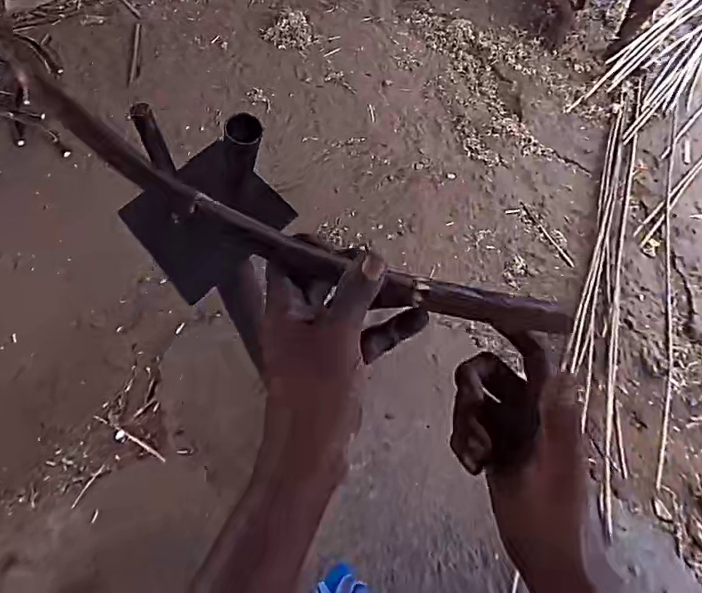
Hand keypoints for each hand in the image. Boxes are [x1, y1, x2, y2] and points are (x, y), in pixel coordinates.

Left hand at [257, 253, 428, 469]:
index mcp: (283, 306)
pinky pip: (362, 337)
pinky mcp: (337, 364)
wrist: (312, 455)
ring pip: (347, 309)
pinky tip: (418, 321)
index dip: (310, 248)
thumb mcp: (339, 334)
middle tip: (383, 263)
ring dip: (375, 299)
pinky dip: (385, 329)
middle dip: (353, 271)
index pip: (288, 262)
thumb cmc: (316, 388)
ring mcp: (317, 342)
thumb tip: (371, 256)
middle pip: (321, 282)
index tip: (342, 246)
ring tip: (410, 287)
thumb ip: (355, 293)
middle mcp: (297, 319)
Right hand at [450, 335, 596, 584]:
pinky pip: (465, 427)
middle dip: (471, 386)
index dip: (515, 331)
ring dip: (465, 420)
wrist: (546, 560)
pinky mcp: (492, 448)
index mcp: (550, 410)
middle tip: (469, 407)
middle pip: (489, 372)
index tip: (489, 315)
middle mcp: (528, 413)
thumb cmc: (558, 517)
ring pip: (472, 400)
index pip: (534, 356)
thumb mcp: (558, 464)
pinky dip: (463, 441)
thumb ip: (559, 418)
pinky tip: (473, 465)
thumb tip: (566, 372)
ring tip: (476, 452)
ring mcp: (509, 430)